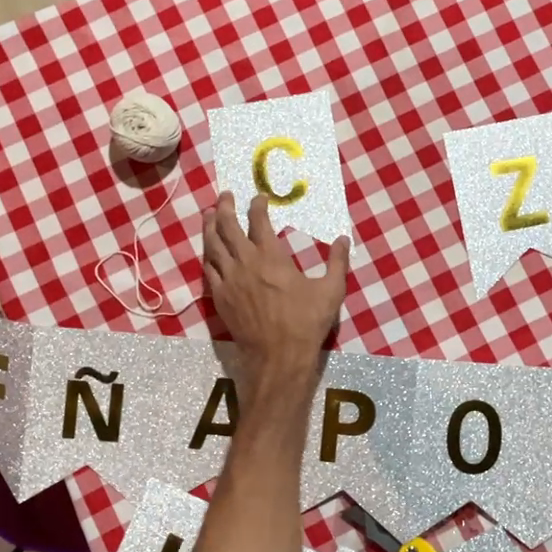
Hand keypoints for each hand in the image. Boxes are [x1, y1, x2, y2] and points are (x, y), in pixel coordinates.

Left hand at [203, 193, 350, 378]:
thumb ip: (337, 262)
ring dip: (210, 227)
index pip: (259, 221)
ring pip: (213, 246)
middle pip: (227, 227)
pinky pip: (209, 270)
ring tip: (208, 214)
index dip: (257, 206)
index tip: (259, 198)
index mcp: (271, 257)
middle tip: (224, 195)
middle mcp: (245, 263)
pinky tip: (208, 252)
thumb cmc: (306, 322)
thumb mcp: (331, 290)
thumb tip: (343, 239)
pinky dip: (208, 255)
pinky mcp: (220, 298)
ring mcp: (229, 280)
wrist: (278, 356)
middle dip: (225, 208)